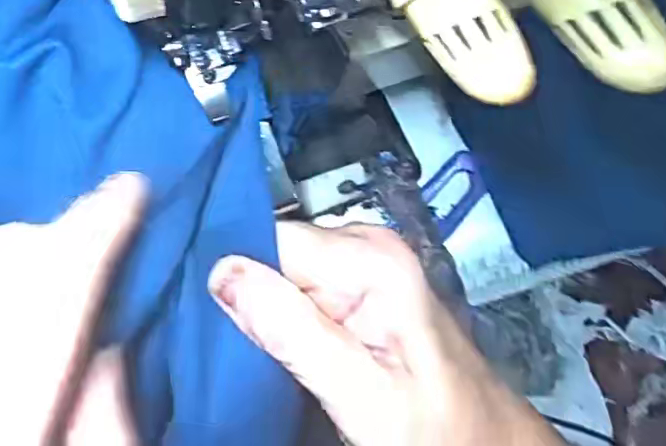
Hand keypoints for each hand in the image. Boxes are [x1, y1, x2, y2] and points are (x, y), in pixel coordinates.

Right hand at [208, 223, 563, 445]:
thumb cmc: (444, 438)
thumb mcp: (368, 402)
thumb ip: (294, 333)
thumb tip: (221, 272)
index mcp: (371, 256)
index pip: (272, 242)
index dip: (244, 282)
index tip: (228, 327)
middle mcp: (364, 240)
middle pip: (274, 250)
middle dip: (254, 295)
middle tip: (252, 349)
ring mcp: (361, 257)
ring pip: (280, 266)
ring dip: (266, 306)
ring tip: (269, 350)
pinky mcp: (357, 278)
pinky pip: (297, 281)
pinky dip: (283, 311)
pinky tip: (284, 341)